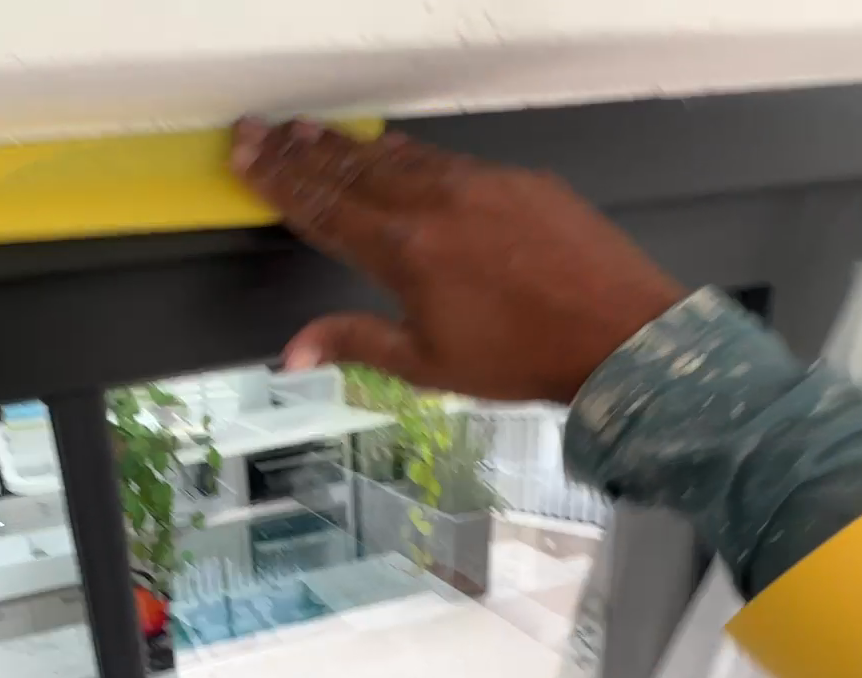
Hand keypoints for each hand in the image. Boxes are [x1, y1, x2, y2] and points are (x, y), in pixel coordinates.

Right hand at [230, 119, 686, 402]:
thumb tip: (291, 353)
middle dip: (297, 151)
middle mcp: (433, 204)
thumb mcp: (423, 364)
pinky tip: (385, 149)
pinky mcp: (513, 178)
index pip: (324, 208)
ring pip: (394, 156)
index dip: (279, 181)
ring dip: (345, 144)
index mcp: (404, 252)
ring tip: (306, 130)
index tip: (246, 155)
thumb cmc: (514, 358)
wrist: (616, 332)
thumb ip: (353, 343)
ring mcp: (476, 183)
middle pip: (350, 170)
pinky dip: (401, 152)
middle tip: (258, 129)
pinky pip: (441, 158)